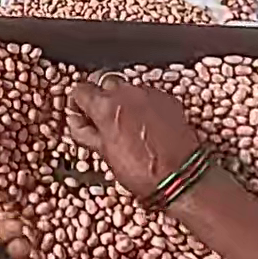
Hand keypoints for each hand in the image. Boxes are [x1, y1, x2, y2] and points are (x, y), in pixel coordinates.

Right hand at [64, 74, 206, 199]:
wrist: (181, 176)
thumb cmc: (142, 170)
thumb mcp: (103, 153)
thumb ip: (84, 132)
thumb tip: (76, 121)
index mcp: (104, 106)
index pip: (80, 90)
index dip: (77, 102)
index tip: (80, 113)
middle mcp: (126, 94)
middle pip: (103, 81)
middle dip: (99, 96)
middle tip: (101, 117)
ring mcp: (149, 94)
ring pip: (127, 87)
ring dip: (122, 99)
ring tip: (125, 122)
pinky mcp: (167, 99)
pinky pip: (148, 94)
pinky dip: (142, 104)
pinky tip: (144, 123)